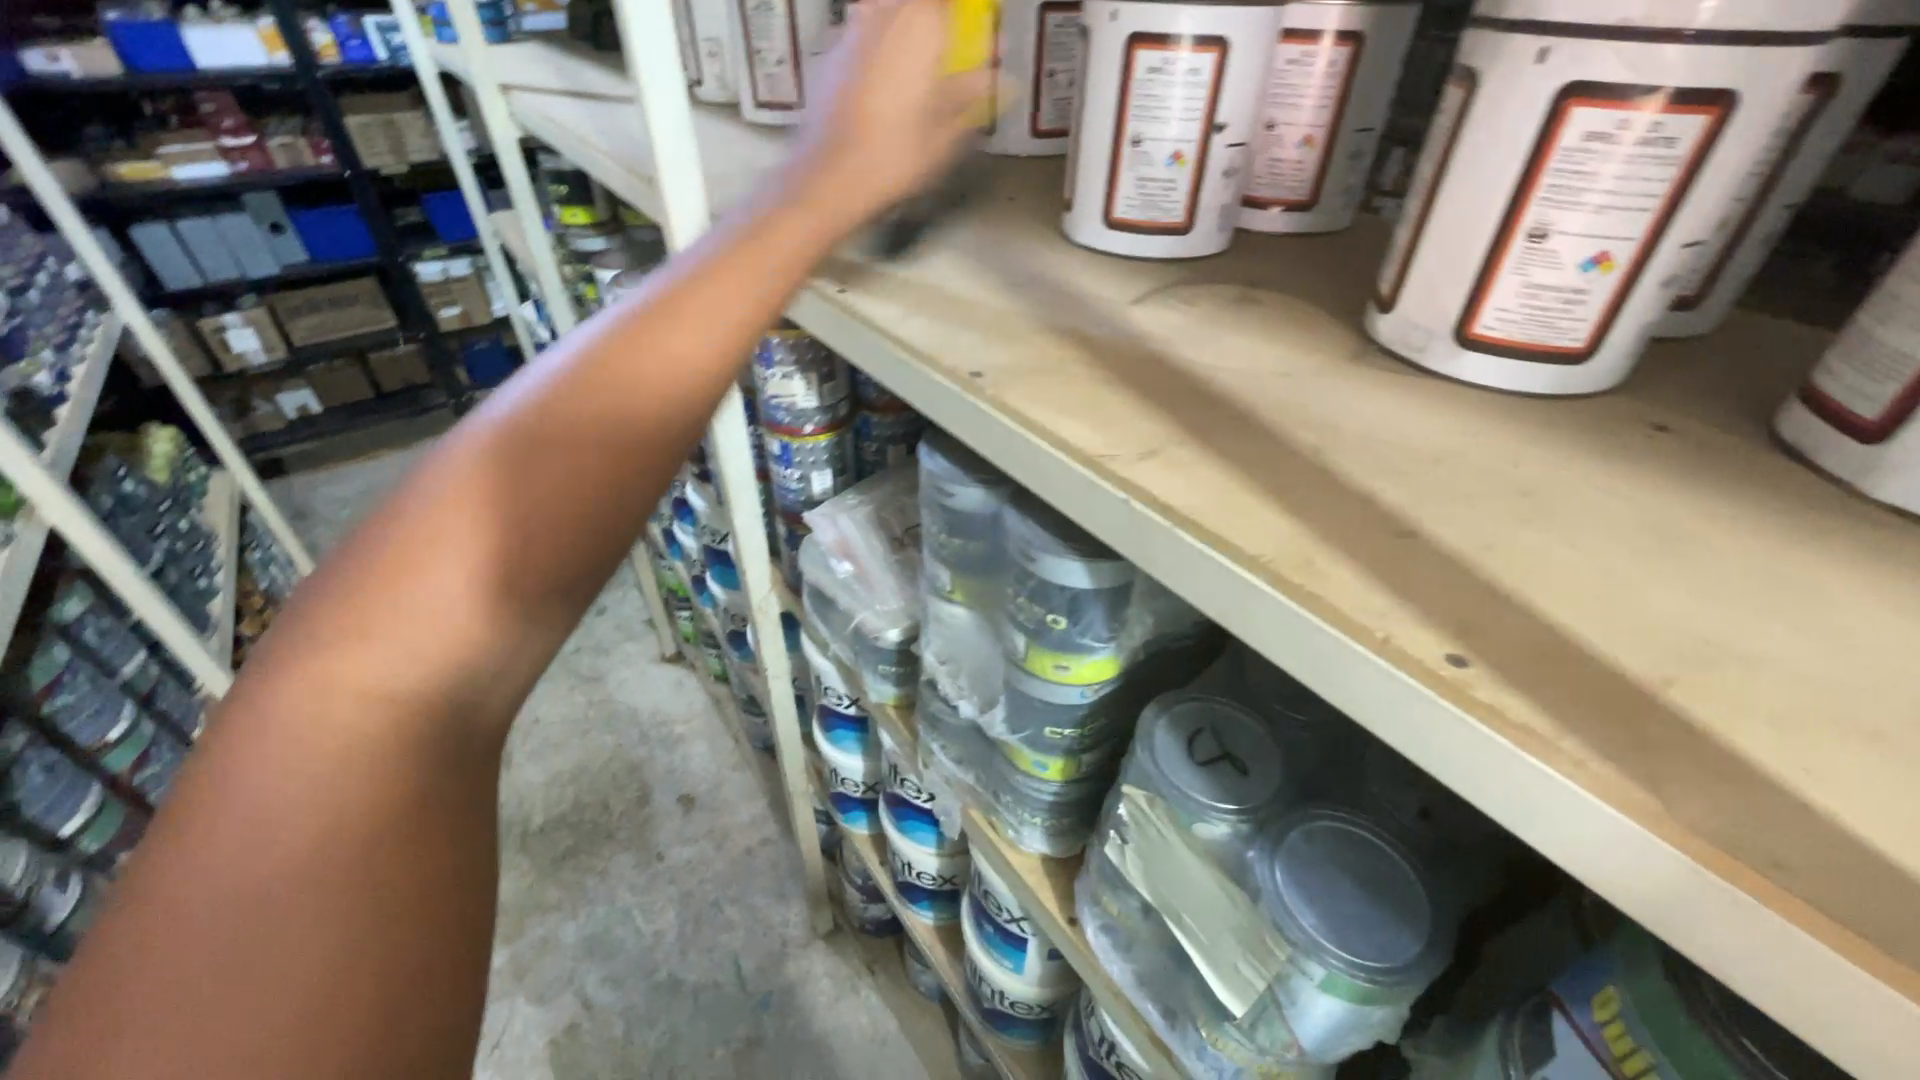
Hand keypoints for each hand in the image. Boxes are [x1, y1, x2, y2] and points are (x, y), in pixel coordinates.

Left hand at [789, 0, 992, 227]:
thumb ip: (972, 93)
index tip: (979, 32)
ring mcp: (852, 28)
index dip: (964, 14)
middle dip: (935, 18)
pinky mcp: (830, 52)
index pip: (952, 2)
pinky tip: (883, 74)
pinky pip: (862, 29)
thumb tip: (1001, 77)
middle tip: (948, 47)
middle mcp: (885, 12)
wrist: (830, 176)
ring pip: (883, 9)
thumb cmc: (897, 154)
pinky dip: (876, 40)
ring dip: (901, 23)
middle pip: (916, 3)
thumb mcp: (946, 131)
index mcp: (923, 21)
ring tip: (916, 59)